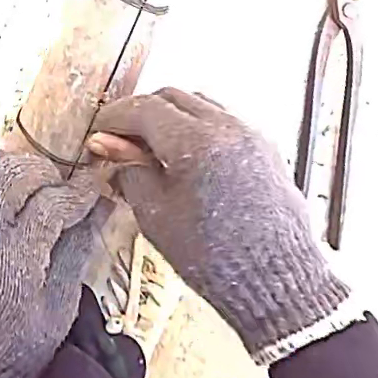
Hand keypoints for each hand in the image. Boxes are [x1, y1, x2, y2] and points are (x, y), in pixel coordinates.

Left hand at [0, 151, 103, 377]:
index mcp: (13, 262)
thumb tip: (103, 201)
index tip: (94, 184)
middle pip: (12, 173)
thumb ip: (79, 246)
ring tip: (21, 178)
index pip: (52, 202)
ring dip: (4, 163)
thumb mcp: (60, 304)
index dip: (80, 189)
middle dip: (43, 172)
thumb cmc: (15, 342)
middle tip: (55, 185)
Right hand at [87, 89, 353, 363]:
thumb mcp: (156, 216)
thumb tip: (107, 145)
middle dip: (141, 111)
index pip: (144, 108)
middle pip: (171, 96)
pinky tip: (187, 153)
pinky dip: (197, 124)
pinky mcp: (262, 142)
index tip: (101, 131)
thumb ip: (130, 170)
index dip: (116, 117)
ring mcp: (247, 130)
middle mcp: (224, 124)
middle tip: (123, 138)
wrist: (276, 281)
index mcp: (195, 141)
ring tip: (154, 146)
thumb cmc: (213, 257)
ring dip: (171, 114)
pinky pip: (222, 117)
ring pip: (198, 102)